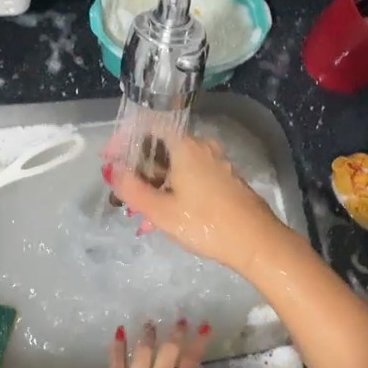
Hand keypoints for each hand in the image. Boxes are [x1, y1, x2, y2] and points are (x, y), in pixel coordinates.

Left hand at [89, 320, 238, 367]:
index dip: (199, 345)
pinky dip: (118, 347)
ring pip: (144, 354)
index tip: (204, 326)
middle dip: (176, 335)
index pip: (191, 365)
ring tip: (151, 320)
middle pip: (169, 354)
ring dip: (148, 337)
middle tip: (180, 317)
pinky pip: (117, 363)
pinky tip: (119, 331)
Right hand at [104, 134, 294, 272]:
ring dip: (156, 184)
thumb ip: (132, 189)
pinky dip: (175, 189)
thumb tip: (111, 169)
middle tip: (123, 193)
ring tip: (142, 213)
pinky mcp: (226, 181)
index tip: (110, 159)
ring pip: (178, 166)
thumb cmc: (205, 223)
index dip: (126, 139)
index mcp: (186, 146)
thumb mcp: (161, 211)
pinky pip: (192, 177)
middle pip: (163, 148)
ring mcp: (217, 164)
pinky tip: (167, 216)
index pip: (150, 126)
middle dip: (139, 169)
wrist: (257, 241)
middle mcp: (203, 148)